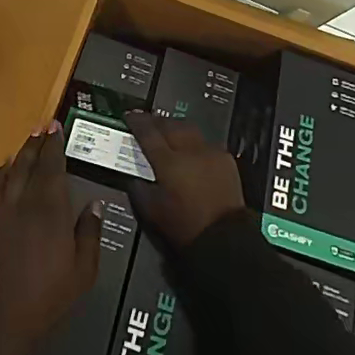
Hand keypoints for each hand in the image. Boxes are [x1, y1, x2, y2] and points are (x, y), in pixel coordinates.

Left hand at [0, 124, 103, 353]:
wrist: (6, 314)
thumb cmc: (51, 294)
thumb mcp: (84, 269)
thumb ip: (89, 233)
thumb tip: (94, 205)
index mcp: (52, 210)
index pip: (54, 168)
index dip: (55, 146)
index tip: (57, 127)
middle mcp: (25, 202)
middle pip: (32, 163)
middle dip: (39, 143)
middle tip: (45, 126)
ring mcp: (4, 210)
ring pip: (12, 171)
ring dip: (21, 152)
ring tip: (30, 138)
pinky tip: (4, 166)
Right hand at [123, 110, 247, 246]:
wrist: (224, 238)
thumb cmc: (184, 226)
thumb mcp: (151, 210)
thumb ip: (138, 188)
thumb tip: (134, 176)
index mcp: (168, 162)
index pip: (148, 132)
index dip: (136, 121)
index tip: (129, 116)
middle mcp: (190, 151)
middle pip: (169, 124)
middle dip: (155, 120)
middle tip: (145, 121)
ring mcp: (210, 153)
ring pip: (189, 128)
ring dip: (175, 126)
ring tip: (167, 129)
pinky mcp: (225, 160)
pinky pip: (206, 142)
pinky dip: (194, 141)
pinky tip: (190, 148)